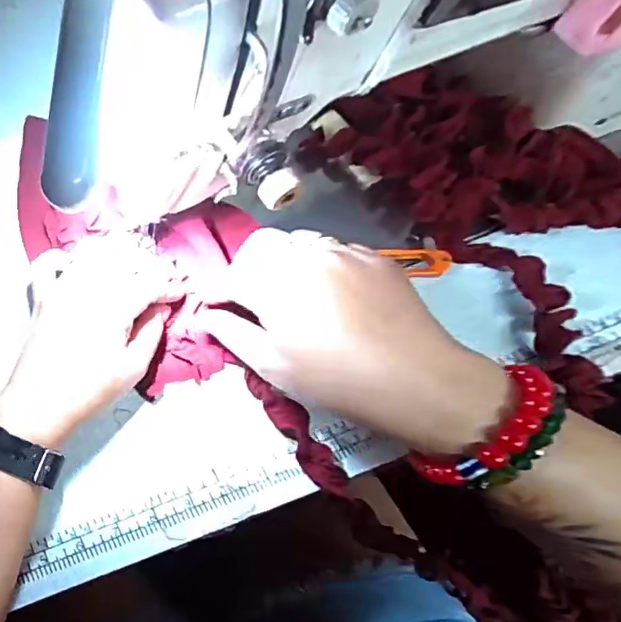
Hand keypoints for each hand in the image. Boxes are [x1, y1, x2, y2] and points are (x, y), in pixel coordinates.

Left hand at [0, 235, 177, 448]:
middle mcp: (87, 287)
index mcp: (114, 306)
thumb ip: (152, 332)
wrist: (39, 403)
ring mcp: (60, 287)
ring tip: (126, 271)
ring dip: (113, 255)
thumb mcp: (133, 368)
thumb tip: (160, 308)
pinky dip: (64, 258)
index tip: (178, 294)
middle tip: (158, 283)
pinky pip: (48, 263)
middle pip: (123, 258)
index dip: (168, 285)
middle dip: (147, 266)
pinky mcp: (41, 296)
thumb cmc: (90, 390)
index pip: (149, 281)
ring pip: (90, 252)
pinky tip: (76, 268)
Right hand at [200, 229, 510, 453]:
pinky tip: (331, 296)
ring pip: (298, 243)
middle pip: (261, 246)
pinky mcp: (373, 256)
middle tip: (251, 299)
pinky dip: (320, 266)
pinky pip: (334, 250)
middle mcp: (305, 255)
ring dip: (284, 263)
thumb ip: (232, 333)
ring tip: (293, 297)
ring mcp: (343, 251)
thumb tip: (206, 315)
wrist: (414, 376)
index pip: (230, 275)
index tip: (213, 304)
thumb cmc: (333, 379)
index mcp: (273, 282)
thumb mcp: (272, 364)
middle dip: (247, 268)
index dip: (217, 290)